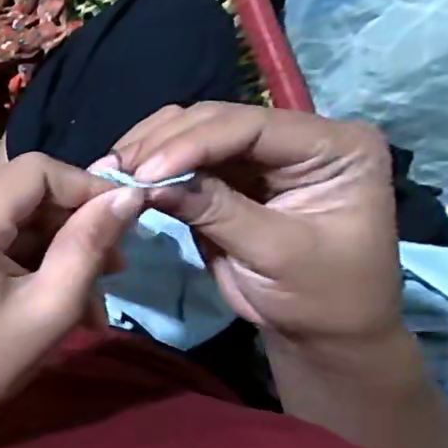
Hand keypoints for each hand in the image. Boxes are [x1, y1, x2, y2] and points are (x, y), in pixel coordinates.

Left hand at [0, 153, 145, 430]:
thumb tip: (128, 195)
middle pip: (27, 189)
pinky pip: (5, 231)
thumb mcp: (53, 304)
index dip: (87, 186)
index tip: (127, 220)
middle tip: (115, 266)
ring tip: (95, 289)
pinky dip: (39, 254)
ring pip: (21, 211)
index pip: (34, 171)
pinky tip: (67, 290)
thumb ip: (89, 243)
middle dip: (77, 221)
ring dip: (64, 243)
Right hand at [109, 102, 399, 349]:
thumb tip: (150, 186)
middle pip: (214, 119)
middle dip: (160, 144)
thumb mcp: (274, 252)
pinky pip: (176, 152)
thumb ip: (217, 212)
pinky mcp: (224, 171)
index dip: (192, 144)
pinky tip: (121, 176)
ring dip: (145, 148)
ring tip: (111, 173)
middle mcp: (297, 137)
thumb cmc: (319, 293)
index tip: (143, 175)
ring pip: (188, 128)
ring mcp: (258, 152)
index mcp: (336, 147)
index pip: (253, 127)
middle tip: (114, 173)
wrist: (320, 328)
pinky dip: (145, 162)